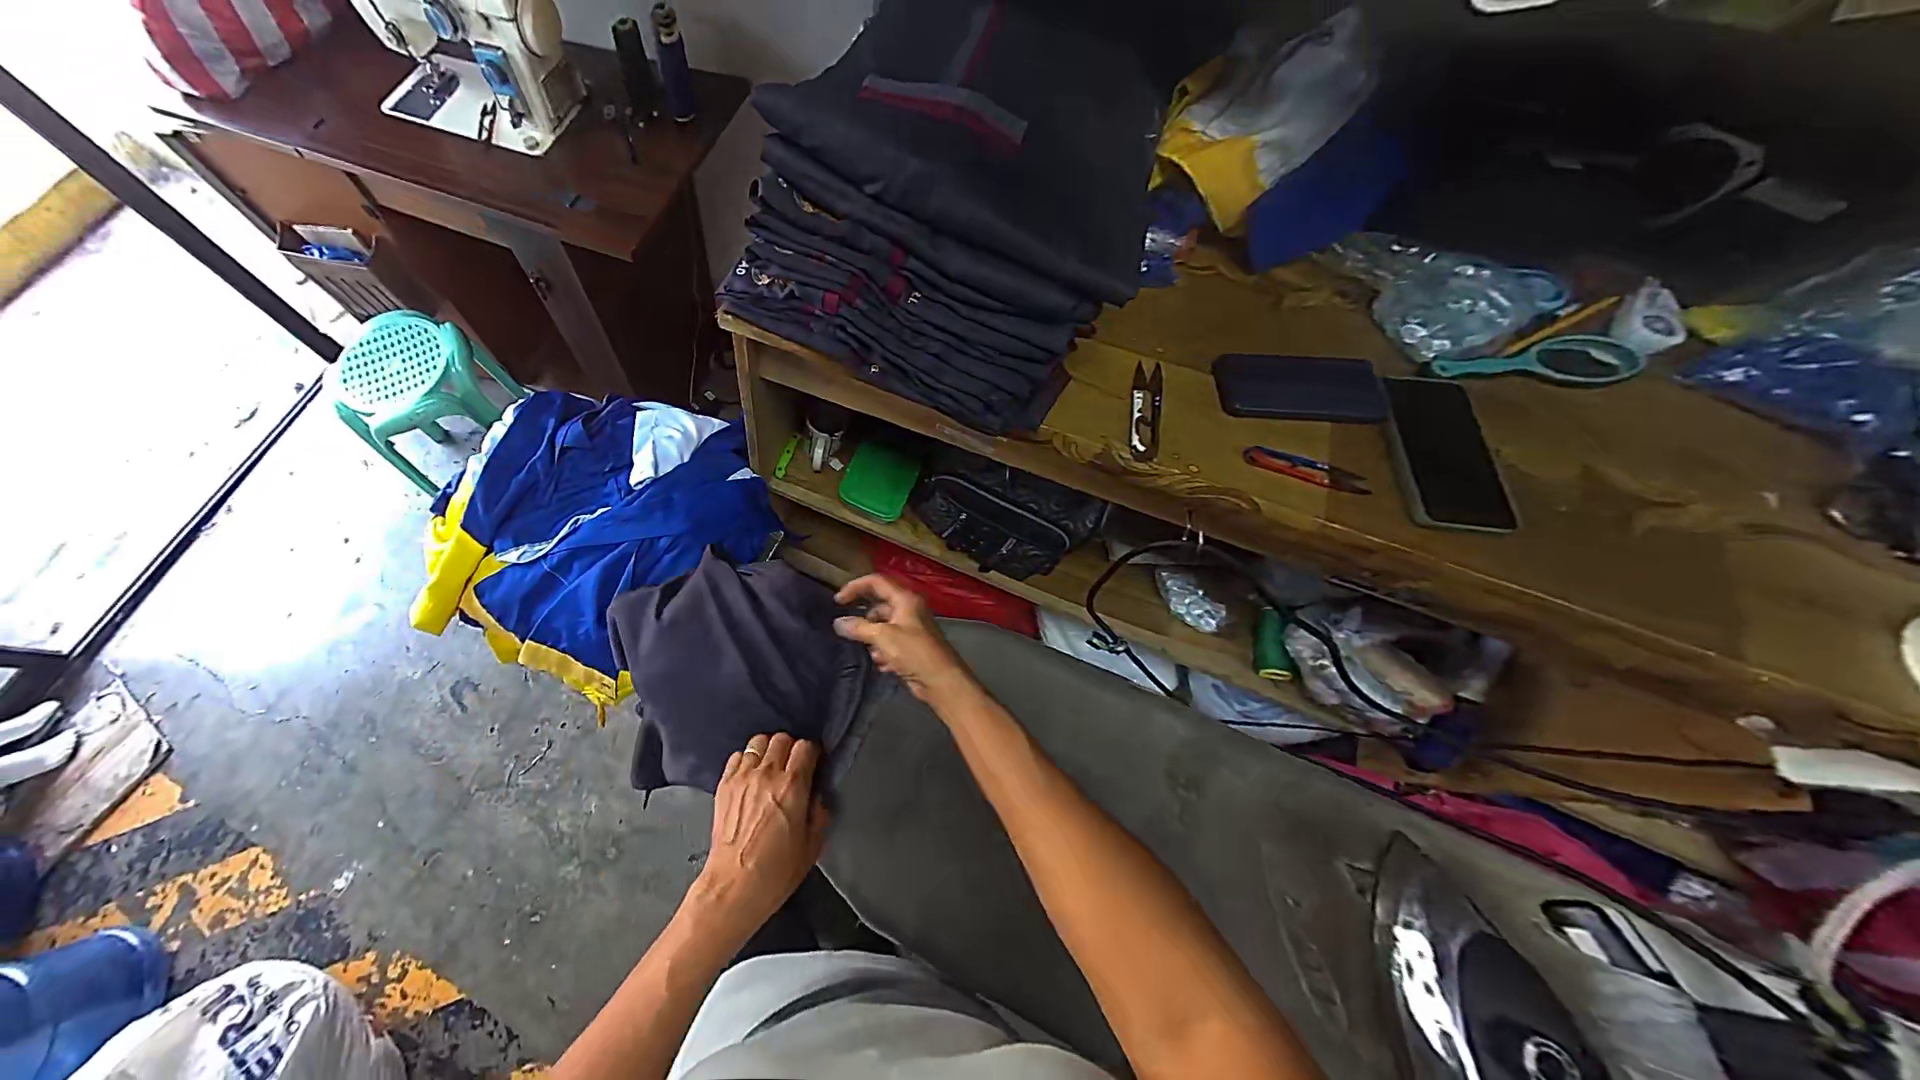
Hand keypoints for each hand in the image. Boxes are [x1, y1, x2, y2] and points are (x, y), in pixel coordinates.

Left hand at [693, 733, 829, 936]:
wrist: (734, 887)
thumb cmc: (775, 871)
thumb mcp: (813, 844)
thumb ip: (820, 812)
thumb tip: (818, 796)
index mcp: (793, 786)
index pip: (806, 746)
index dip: (813, 753)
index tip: (814, 763)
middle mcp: (767, 775)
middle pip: (782, 738)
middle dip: (791, 747)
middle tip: (794, 764)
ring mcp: (742, 779)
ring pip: (758, 741)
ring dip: (768, 750)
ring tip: (772, 765)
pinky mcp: (724, 787)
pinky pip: (736, 757)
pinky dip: (746, 759)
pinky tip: (751, 774)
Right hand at [833, 574, 970, 702]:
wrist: (941, 680)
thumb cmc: (914, 652)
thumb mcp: (883, 637)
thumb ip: (859, 628)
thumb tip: (839, 623)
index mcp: (905, 599)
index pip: (876, 582)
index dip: (855, 587)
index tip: (838, 601)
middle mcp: (909, 609)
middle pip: (879, 605)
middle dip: (863, 617)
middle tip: (847, 628)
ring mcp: (911, 628)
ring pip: (883, 626)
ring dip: (873, 638)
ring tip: (871, 651)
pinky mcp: (911, 647)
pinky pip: (890, 643)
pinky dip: (883, 651)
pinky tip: (882, 663)